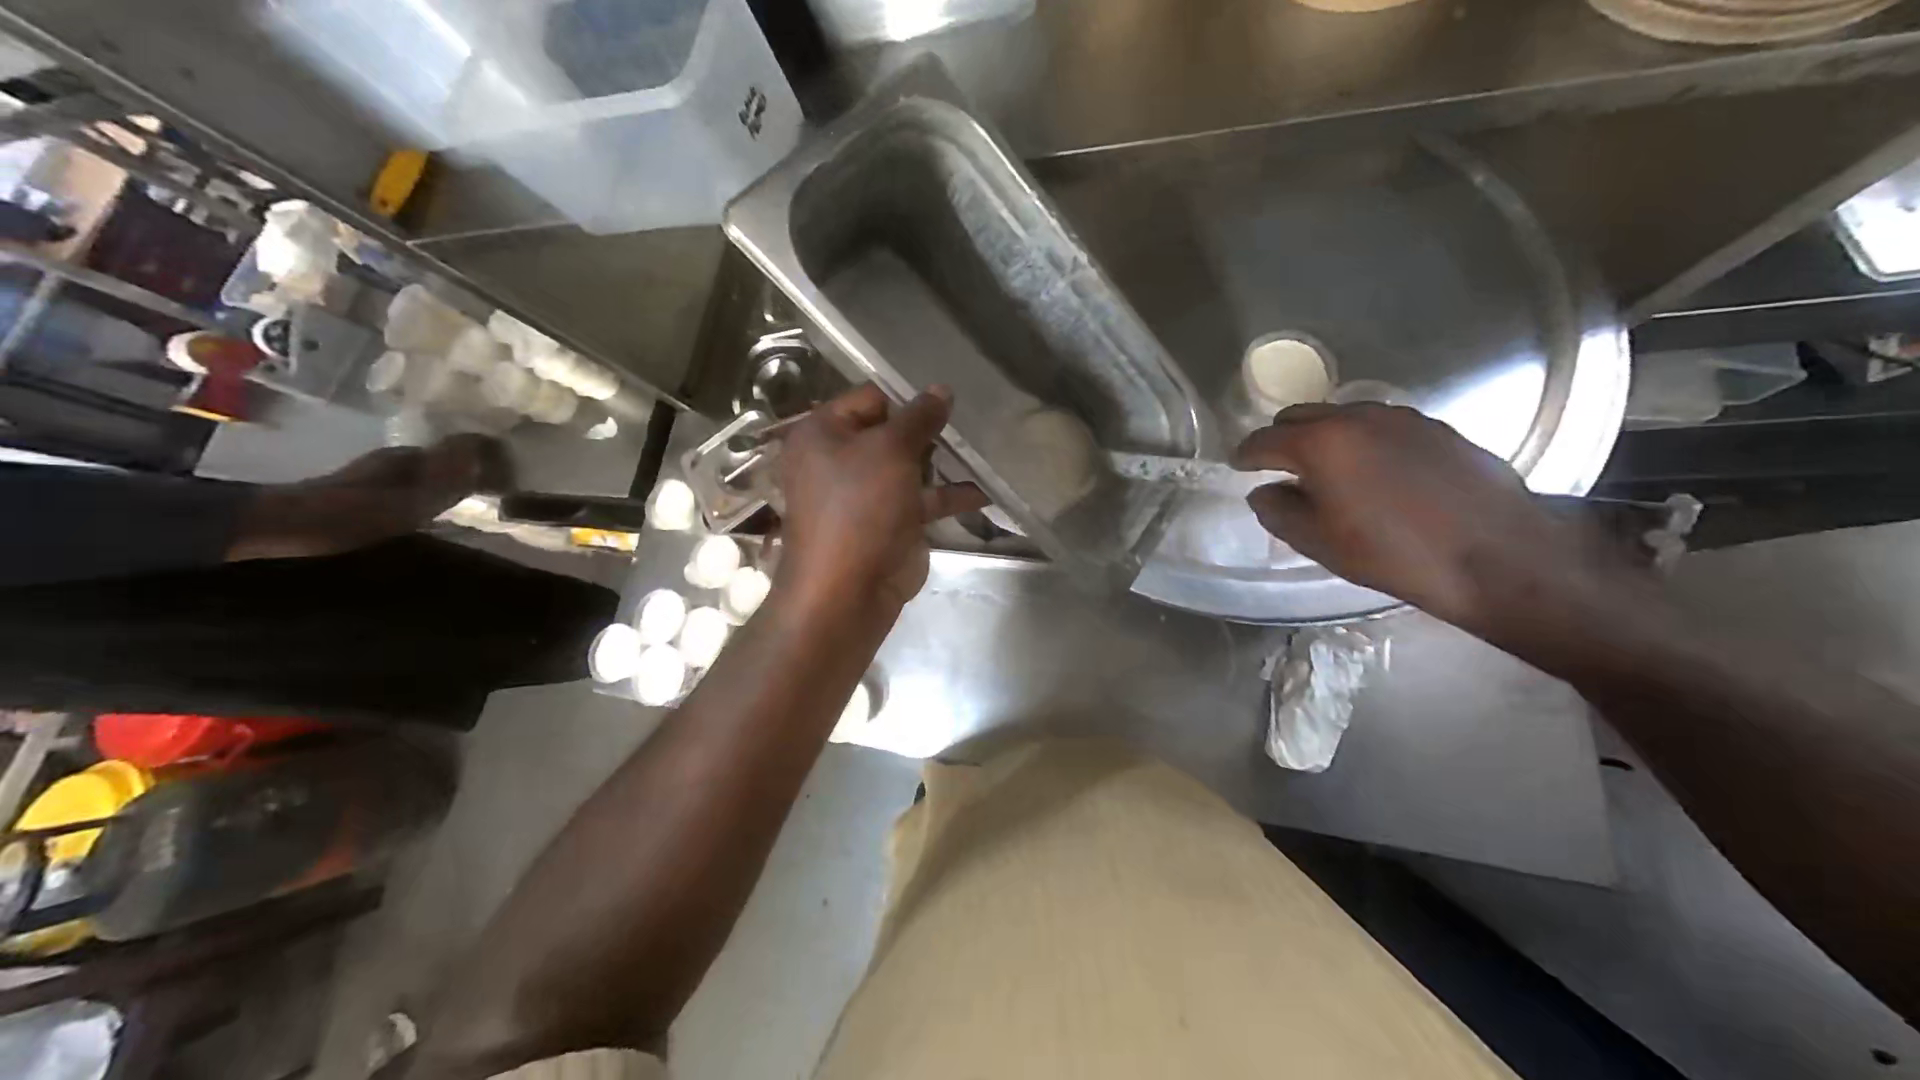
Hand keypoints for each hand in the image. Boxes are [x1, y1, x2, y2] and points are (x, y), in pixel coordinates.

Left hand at [229, 435, 508, 560]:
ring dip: (464, 476)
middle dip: (483, 465)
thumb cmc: (338, 517)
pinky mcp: (372, 486)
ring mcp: (384, 470)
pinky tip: (447, 504)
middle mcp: (400, 457)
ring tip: (486, 495)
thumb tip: (483, 450)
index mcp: (409, 457)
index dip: (495, 457)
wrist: (268, 526)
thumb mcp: (398, 503)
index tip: (519, 476)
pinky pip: (423, 480)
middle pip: (454, 455)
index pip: (467, 446)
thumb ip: (443, 480)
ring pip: (438, 467)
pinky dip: (443, 487)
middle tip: (510, 487)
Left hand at [775, 384, 987, 615]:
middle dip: (929, 430)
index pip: (870, 398)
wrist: (848, 591)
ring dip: (943, 463)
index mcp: (823, 433)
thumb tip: (941, 389)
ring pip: (909, 467)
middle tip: (969, 421)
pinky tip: (982, 492)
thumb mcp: (890, 451)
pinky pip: (920, 500)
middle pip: (891, 433)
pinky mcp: (888, 523)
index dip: (907, 397)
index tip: (948, 399)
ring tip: (982, 451)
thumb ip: (919, 418)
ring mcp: (865, 495)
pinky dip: (948, 496)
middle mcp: (839, 460)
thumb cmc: (860, 507)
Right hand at [1233, 403, 1633, 631]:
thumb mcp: (1319, 542)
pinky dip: (1360, 440)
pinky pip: (1378, 424)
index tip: (1238, 467)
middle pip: (1299, 416)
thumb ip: (1278, 512)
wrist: (1497, 552)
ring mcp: (1399, 417)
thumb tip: (1263, 492)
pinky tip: (1373, 472)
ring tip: (1327, 471)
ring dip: (1323, 437)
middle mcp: (1356, 417)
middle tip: (1279, 468)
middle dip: (1281, 438)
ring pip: (1341, 416)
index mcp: (1320, 443)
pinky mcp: (1433, 427)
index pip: (1264, 440)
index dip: (1245, 455)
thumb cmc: (1393, 553)